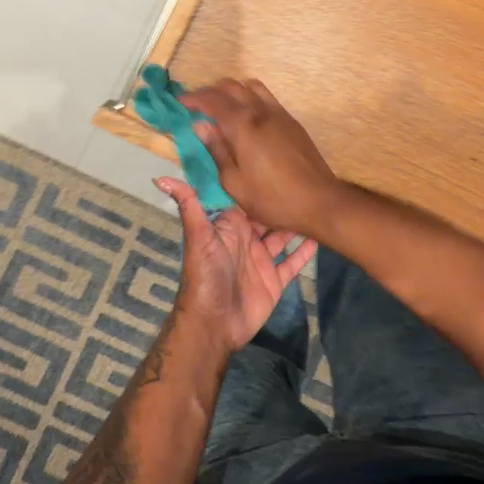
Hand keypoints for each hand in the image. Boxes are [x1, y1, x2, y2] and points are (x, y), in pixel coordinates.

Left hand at [157, 176, 317, 356]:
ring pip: (284, 236)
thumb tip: (161, 177)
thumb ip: (189, 206)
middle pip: (268, 216)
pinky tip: (322, 236)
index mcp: (230, 226)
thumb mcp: (198, 237)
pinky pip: (293, 262)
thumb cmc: (206, 276)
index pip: (245, 199)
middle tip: (306, 179)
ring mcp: (262, 260)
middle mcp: (247, 239)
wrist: (214, 324)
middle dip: (282, 201)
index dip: (256, 182)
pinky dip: (306, 251)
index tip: (273, 159)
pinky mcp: (275, 280)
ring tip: (318, 203)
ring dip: (297, 223)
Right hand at [181, 78, 344, 237]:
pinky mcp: (291, 121)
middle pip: (231, 87)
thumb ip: (216, 151)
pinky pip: (266, 97)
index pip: (212, 101)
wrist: (319, 201)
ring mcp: (279, 113)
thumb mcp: (235, 183)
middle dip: (211, 92)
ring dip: (232, 90)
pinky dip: (250, 96)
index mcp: (243, 126)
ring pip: (251, 87)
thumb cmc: (272, 198)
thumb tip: (200, 127)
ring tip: (222, 106)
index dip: (194, 98)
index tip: (180, 102)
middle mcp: (260, 111)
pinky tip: (247, 115)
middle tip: (197, 105)